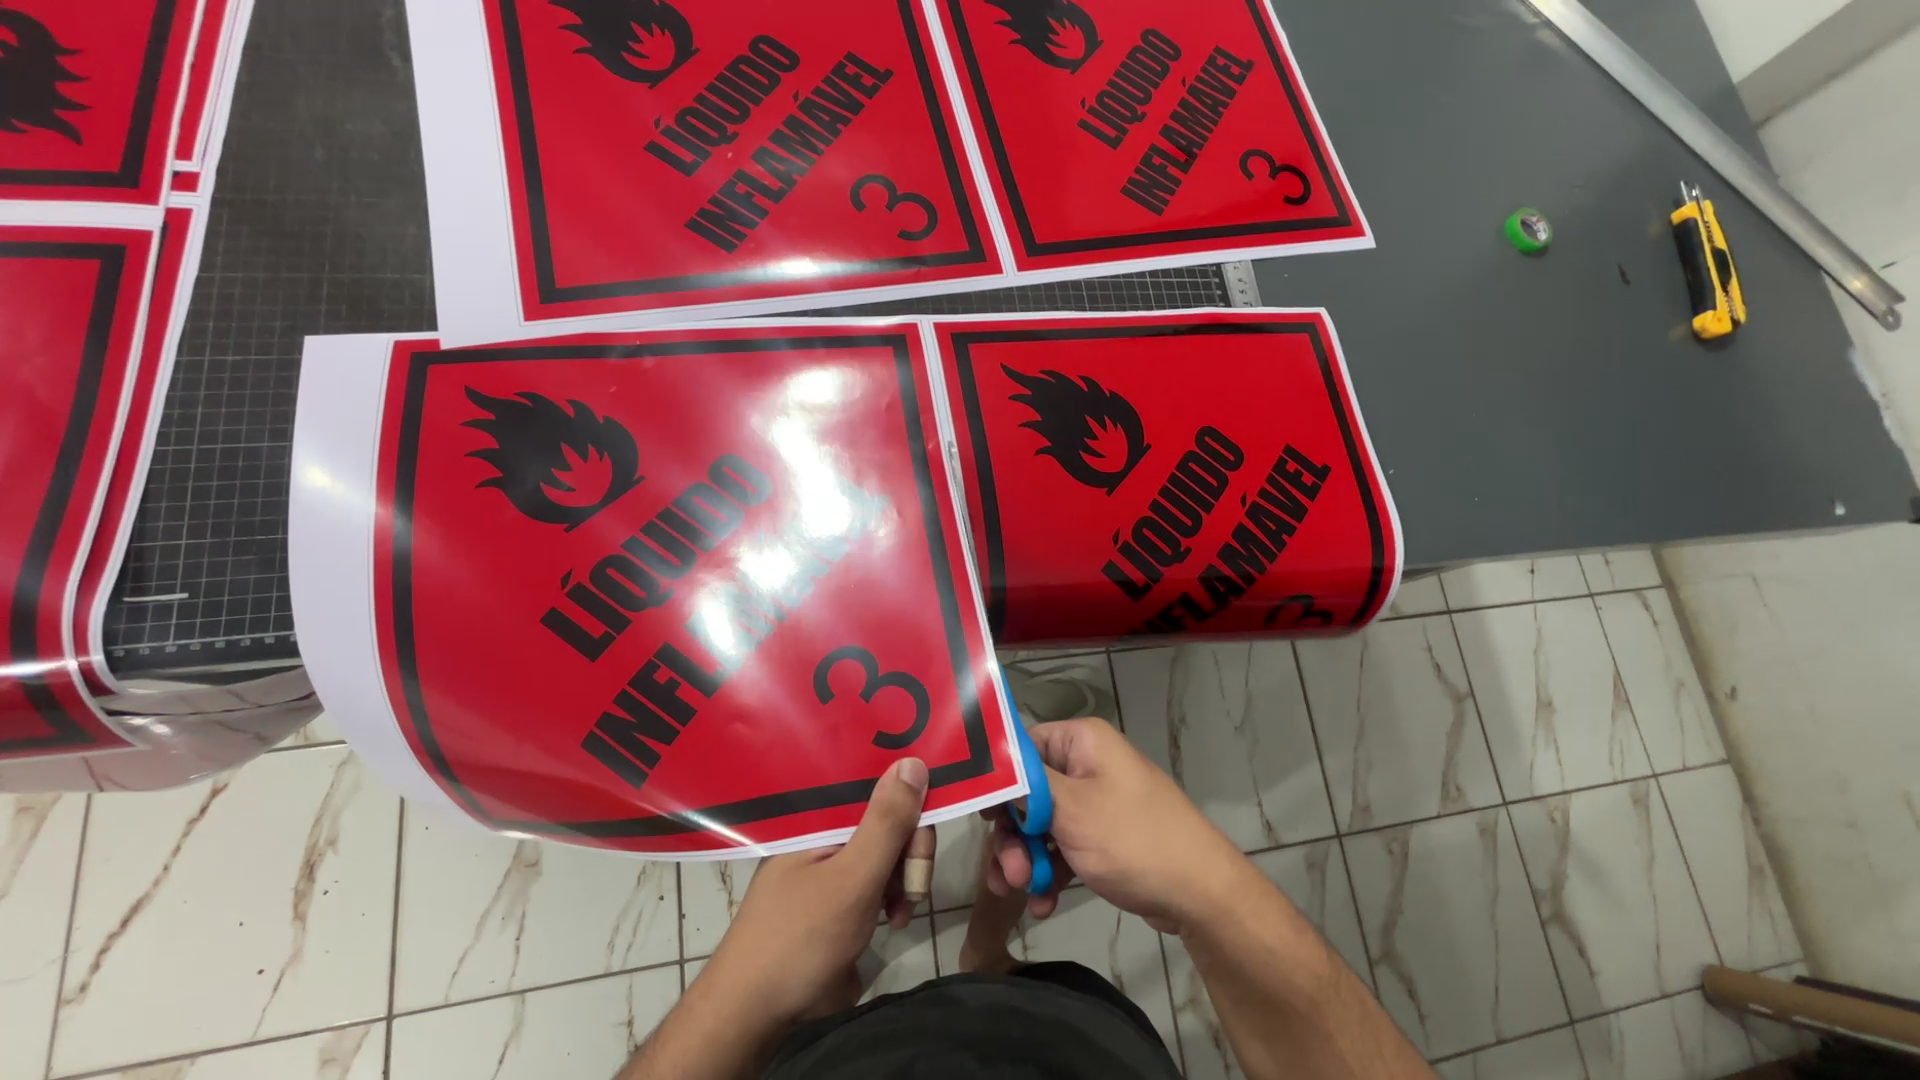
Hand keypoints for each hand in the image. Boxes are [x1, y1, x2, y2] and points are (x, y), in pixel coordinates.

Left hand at [700, 758, 931, 1023]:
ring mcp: (832, 868)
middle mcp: (825, 834)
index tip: (934, 822)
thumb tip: (912, 761)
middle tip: (913, 887)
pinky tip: (894, 921)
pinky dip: (893, 900)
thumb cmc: (802, 938)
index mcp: (818, 817)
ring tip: (900, 912)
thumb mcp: (852, 878)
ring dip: (904, 881)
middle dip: (910, 852)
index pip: (876, 787)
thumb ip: (886, 823)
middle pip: (888, 820)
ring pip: (889, 852)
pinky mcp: (840, 899)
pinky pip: (879, 881)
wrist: (759, 1012)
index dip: (909, 801)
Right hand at [986, 717, 1251, 934]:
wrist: (1199, 894)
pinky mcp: (1102, 839)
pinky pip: (1062, 848)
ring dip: (1026, 859)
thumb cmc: (1132, 839)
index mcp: (1082, 743)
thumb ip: (1026, 785)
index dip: (997, 780)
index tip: (979, 815)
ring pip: (1041, 825)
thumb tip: (989, 762)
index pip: (1023, 746)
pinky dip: (1049, 873)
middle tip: (1007, 870)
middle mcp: (1088, 765)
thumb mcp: (1070, 809)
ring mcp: (1096, 804)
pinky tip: (1043, 904)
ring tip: (1022, 890)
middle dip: (1012, 834)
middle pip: (1028, 792)